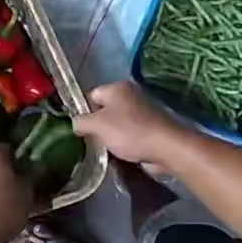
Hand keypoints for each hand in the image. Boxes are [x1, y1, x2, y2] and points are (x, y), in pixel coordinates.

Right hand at [73, 81, 190, 171]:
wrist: (166, 147)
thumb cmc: (129, 132)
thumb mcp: (97, 126)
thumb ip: (81, 122)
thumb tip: (75, 123)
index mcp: (117, 88)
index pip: (91, 95)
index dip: (83, 112)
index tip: (79, 130)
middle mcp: (131, 95)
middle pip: (105, 110)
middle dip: (97, 126)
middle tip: (91, 142)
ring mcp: (143, 111)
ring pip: (117, 124)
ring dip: (111, 137)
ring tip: (106, 150)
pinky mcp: (151, 127)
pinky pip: (130, 133)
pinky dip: (125, 143)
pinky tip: (121, 154)